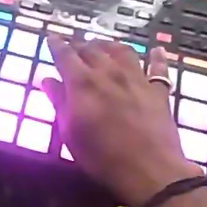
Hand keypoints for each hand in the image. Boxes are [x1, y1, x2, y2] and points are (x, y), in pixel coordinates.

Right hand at [40, 38, 201, 206]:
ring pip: (122, 51)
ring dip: (109, 45)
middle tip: (73, 43)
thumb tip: (47, 80)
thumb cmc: (101, 155)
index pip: (66, 55)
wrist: (149, 169)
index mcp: (83, 83)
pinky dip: (156, 57)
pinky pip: (158, 68)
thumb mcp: (70, 131)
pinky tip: (156, 50)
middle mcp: (110, 74)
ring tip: (101, 44)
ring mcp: (137, 80)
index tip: (52, 37)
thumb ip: (59, 102)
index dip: (57, 45)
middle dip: (80, 43)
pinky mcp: (158, 92)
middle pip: (93, 49)